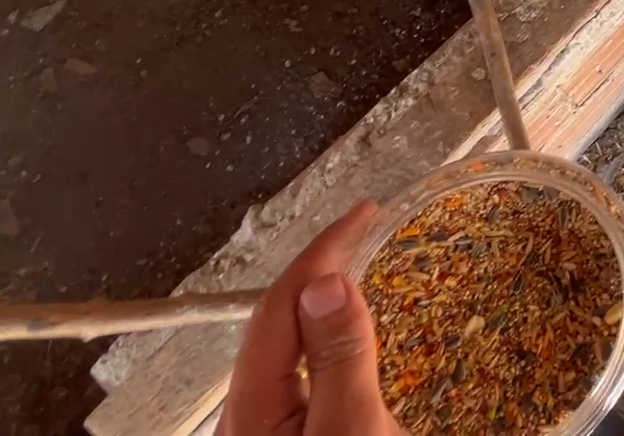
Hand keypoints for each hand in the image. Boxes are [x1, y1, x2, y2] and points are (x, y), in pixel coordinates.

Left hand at [220, 200, 404, 435]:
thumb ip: (340, 356)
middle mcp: (252, 420)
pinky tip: (362, 327)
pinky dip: (339, 332)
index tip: (367, 209)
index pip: (281, 308)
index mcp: (252, 414)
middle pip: (279, 324)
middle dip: (322, 265)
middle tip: (371, 228)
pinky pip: (310, 370)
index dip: (322, 250)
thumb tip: (329, 279)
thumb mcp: (354, 429)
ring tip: (368, 261)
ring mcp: (274, 433)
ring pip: (292, 347)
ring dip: (329, 296)